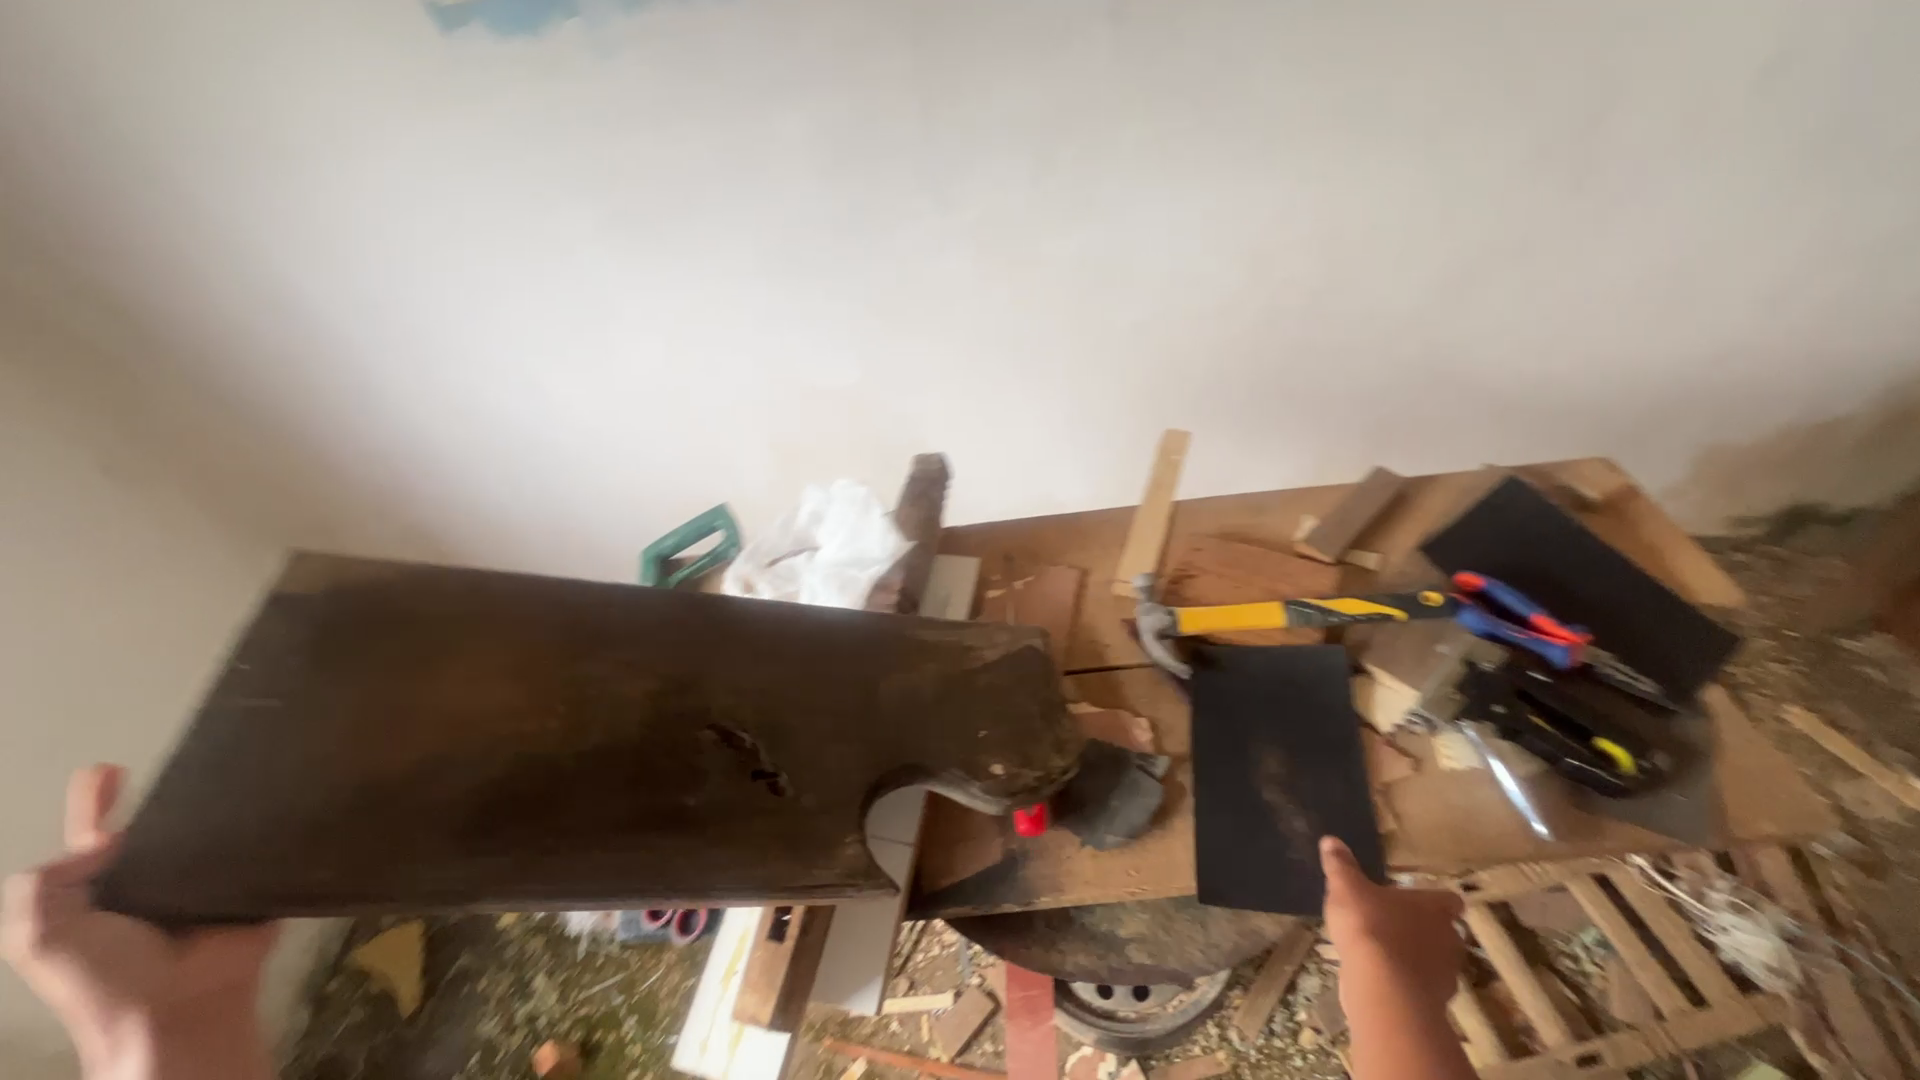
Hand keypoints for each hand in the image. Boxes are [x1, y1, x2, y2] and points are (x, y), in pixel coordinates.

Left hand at [2, 765, 278, 1079]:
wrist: (180, 1006)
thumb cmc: (103, 976)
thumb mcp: (38, 935)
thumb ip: (45, 883)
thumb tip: (107, 842)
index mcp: (102, 893)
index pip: (94, 839)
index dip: (97, 804)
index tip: (109, 768)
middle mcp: (153, 884)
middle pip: (161, 830)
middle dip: (170, 796)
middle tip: (195, 760)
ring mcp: (208, 884)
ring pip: (215, 836)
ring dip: (227, 809)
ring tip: (245, 772)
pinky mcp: (255, 886)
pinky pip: (262, 852)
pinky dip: (272, 831)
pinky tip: (285, 802)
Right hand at [1319, 835, 1463, 1013]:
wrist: (1384, 989)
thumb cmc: (1370, 928)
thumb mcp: (1346, 888)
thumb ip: (1340, 866)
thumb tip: (1331, 840)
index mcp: (1433, 908)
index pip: (1450, 900)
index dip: (1437, 900)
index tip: (1419, 901)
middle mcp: (1448, 938)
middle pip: (1445, 931)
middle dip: (1425, 930)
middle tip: (1396, 926)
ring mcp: (1445, 973)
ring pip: (1435, 960)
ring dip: (1416, 958)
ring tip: (1387, 954)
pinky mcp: (1434, 1000)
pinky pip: (1422, 986)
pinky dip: (1407, 983)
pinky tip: (1384, 979)